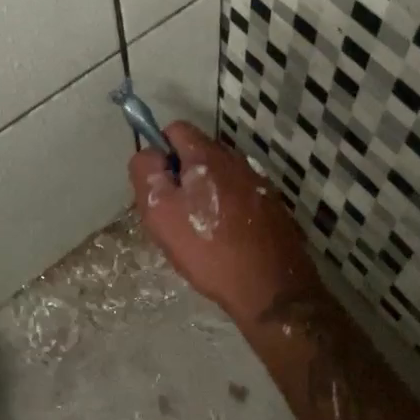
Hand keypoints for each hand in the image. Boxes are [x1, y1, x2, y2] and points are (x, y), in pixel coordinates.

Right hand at [128, 121, 320, 322]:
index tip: (158, 184)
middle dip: (182, 175)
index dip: (160, 150)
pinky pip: (239, 196)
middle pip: (197, 153)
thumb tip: (149, 154)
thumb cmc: (209, 248)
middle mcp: (235, 160)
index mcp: (207, 155)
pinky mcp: (272, 207)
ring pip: (219, 176)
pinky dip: (227, 209)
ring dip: (205, 193)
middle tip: (175, 213)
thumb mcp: (160, 212)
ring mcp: (257, 182)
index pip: (175, 129)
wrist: (271, 290)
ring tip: (200, 231)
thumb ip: (146, 173)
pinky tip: (226, 240)